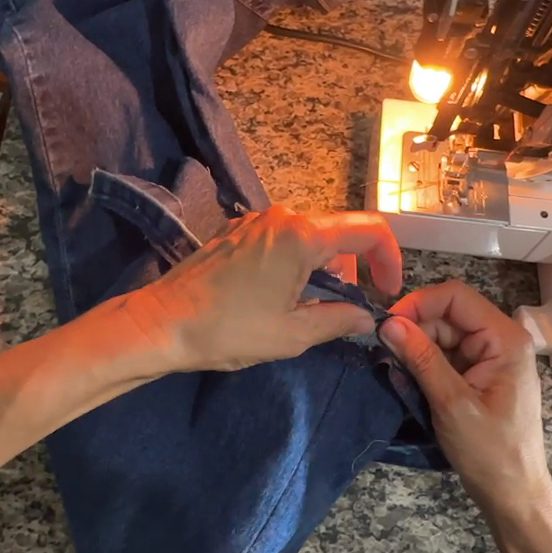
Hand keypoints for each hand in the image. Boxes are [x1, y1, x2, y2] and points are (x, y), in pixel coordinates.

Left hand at [121, 207, 402, 372]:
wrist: (161, 323)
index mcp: (303, 236)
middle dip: (355, 267)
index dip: (390, 259)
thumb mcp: (292, 335)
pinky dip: (296, 261)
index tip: (387, 291)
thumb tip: (367, 318)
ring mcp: (255, 221)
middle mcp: (282, 217)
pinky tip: (282, 293)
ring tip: (315, 306)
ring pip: (309, 236)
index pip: (369, 230)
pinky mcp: (235, 232)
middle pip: (338, 232)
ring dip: (324, 267)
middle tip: (351, 307)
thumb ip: (338, 321)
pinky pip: (281, 238)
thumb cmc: (229, 329)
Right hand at [378, 281, 551, 519]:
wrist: (514, 496)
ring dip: (416, 346)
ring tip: (395, 368)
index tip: (387, 325)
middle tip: (385, 352)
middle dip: (415, 327)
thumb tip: (388, 323)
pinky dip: (424, 362)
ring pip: (443, 333)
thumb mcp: (451, 403)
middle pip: (447, 313)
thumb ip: (421, 359)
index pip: (455, 296)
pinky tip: (409, 378)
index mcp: (504, 339)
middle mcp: (500, 339)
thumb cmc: (490, 452)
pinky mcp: (479, 374)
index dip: (419, 303)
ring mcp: (490, 357)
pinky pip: (446, 354)